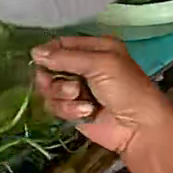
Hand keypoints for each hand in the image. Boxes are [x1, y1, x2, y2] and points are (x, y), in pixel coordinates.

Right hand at [31, 36, 172, 158]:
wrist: (139, 128)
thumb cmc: (126, 89)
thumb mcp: (100, 64)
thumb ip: (65, 57)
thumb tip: (33, 52)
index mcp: (93, 49)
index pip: (59, 44)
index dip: (48, 52)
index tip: (40, 60)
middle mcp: (82, 67)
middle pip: (48, 67)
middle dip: (54, 78)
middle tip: (69, 86)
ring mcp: (75, 89)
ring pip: (48, 88)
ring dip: (62, 95)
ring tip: (81, 98)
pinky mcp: (71, 109)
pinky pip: (53, 105)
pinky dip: (68, 109)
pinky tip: (86, 112)